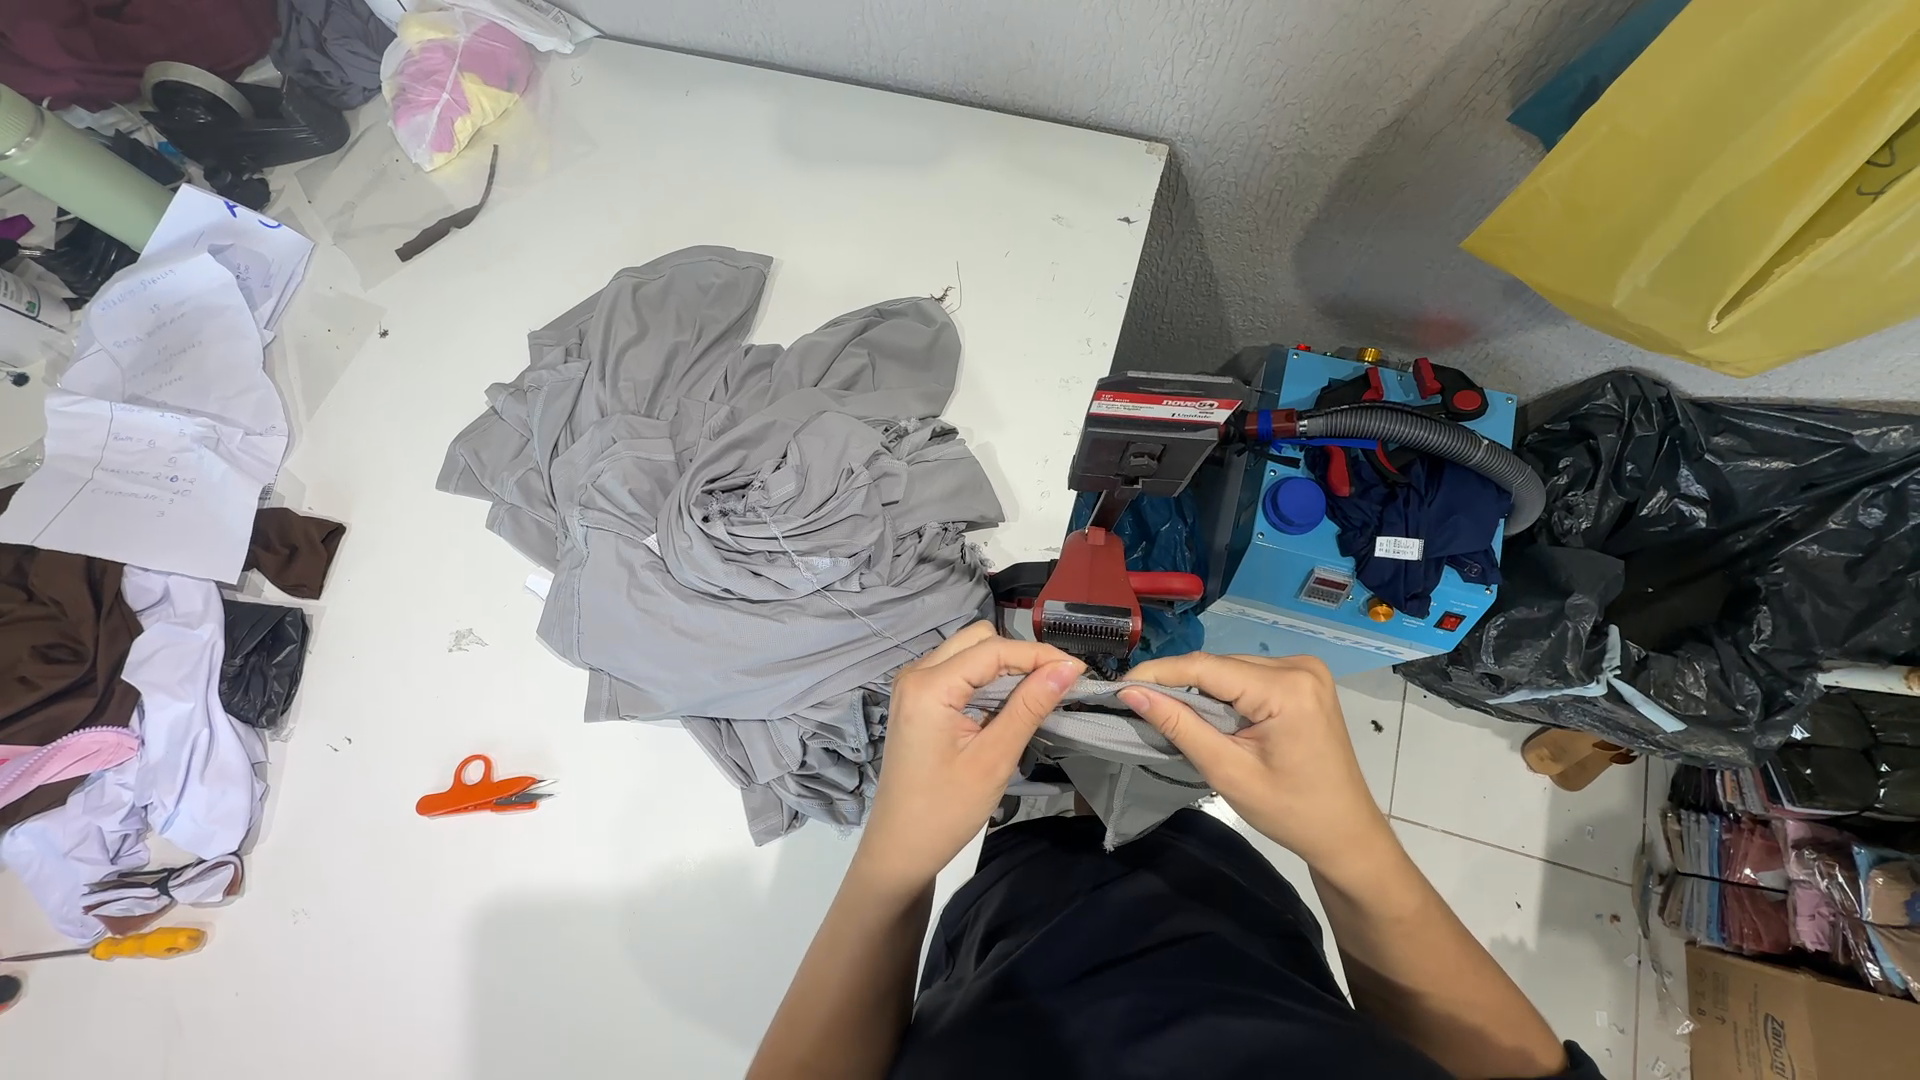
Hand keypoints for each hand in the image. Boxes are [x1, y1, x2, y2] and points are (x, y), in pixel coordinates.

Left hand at [855, 622, 1082, 891]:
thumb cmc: (945, 811)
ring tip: (1038, 694)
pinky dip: (987, 679)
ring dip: (1005, 666)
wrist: (900, 848)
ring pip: (969, 651)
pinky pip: (958, 671)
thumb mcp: (994, 759)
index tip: (1079, 671)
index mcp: (929, 686)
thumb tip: (1067, 669)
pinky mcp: (917, 700)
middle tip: (1058, 683)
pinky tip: (1009, 703)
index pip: (993, 649)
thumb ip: (1029, 707)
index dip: (1040, 654)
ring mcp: (913, 686)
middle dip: (1022, 656)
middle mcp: (916, 674)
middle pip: (979, 640)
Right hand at [1117, 653, 1393, 873]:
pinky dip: (1221, 693)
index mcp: (1286, 687)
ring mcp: (1304, 670)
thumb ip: (1179, 725)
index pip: (1205, 667)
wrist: (1346, 833)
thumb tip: (1131, 692)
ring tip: (1167, 712)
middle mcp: (1298, 666)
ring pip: (1229, 669)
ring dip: (1198, 689)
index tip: (1118, 686)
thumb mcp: (1227, 770)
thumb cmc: (1290, 811)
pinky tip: (1207, 714)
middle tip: (1137, 705)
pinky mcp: (1303, 680)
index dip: (1158, 673)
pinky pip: (1246, 676)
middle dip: (1177, 684)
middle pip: (1217, 666)